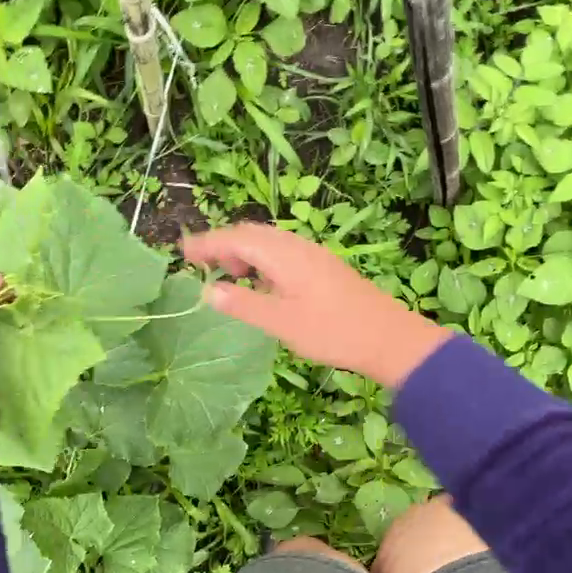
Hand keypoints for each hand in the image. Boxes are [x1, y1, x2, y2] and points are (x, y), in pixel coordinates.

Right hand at [181, 225, 451, 387]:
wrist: (388, 338)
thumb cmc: (332, 331)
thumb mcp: (281, 322)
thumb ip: (243, 304)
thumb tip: (208, 290)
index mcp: (285, 256)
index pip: (238, 238)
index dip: (208, 243)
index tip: (183, 251)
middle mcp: (298, 248)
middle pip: (253, 234)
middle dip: (224, 245)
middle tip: (201, 265)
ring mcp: (313, 256)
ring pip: (269, 243)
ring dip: (243, 253)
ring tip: (228, 277)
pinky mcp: (322, 269)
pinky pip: (282, 253)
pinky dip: (261, 261)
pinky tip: (260, 284)